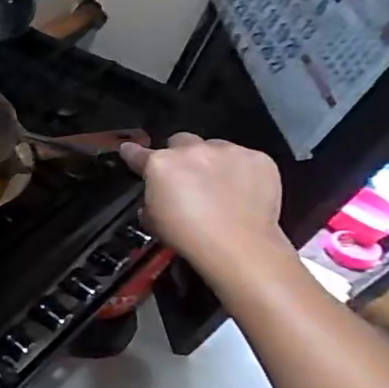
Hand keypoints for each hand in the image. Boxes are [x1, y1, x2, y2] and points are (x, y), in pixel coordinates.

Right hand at [119, 134, 291, 284]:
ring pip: (215, 148)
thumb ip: (151, 201)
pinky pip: (245, 159)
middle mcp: (193, 150)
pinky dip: (242, 172)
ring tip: (221, 188)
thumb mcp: (154, 222)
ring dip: (213, 162)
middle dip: (181, 155)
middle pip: (181, 141)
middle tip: (187, 177)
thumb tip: (158, 198)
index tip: (130, 151)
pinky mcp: (259, 159)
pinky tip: (244, 192)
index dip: (133, 153)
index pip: (139, 153)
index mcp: (161, 165)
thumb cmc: (187, 237)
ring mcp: (229, 151)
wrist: (238, 246)